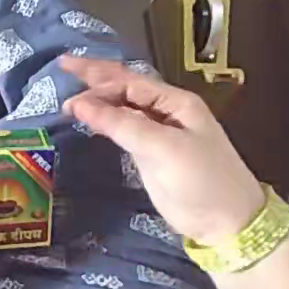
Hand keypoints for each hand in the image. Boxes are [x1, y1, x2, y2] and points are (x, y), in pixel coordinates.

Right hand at [62, 57, 265, 247]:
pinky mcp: (150, 154)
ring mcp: (158, 133)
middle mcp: (165, 111)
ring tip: (68, 99)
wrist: (226, 222)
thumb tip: (79, 104)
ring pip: (122, 107)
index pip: (128, 81)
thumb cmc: (201, 180)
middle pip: (125, 87)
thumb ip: (121, 124)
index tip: (66, 84)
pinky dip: (103, 120)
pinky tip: (89, 119)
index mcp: (174, 102)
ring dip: (97, 100)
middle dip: (94, 77)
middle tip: (62, 66)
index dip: (97, 79)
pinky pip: (122, 128)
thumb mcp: (162, 148)